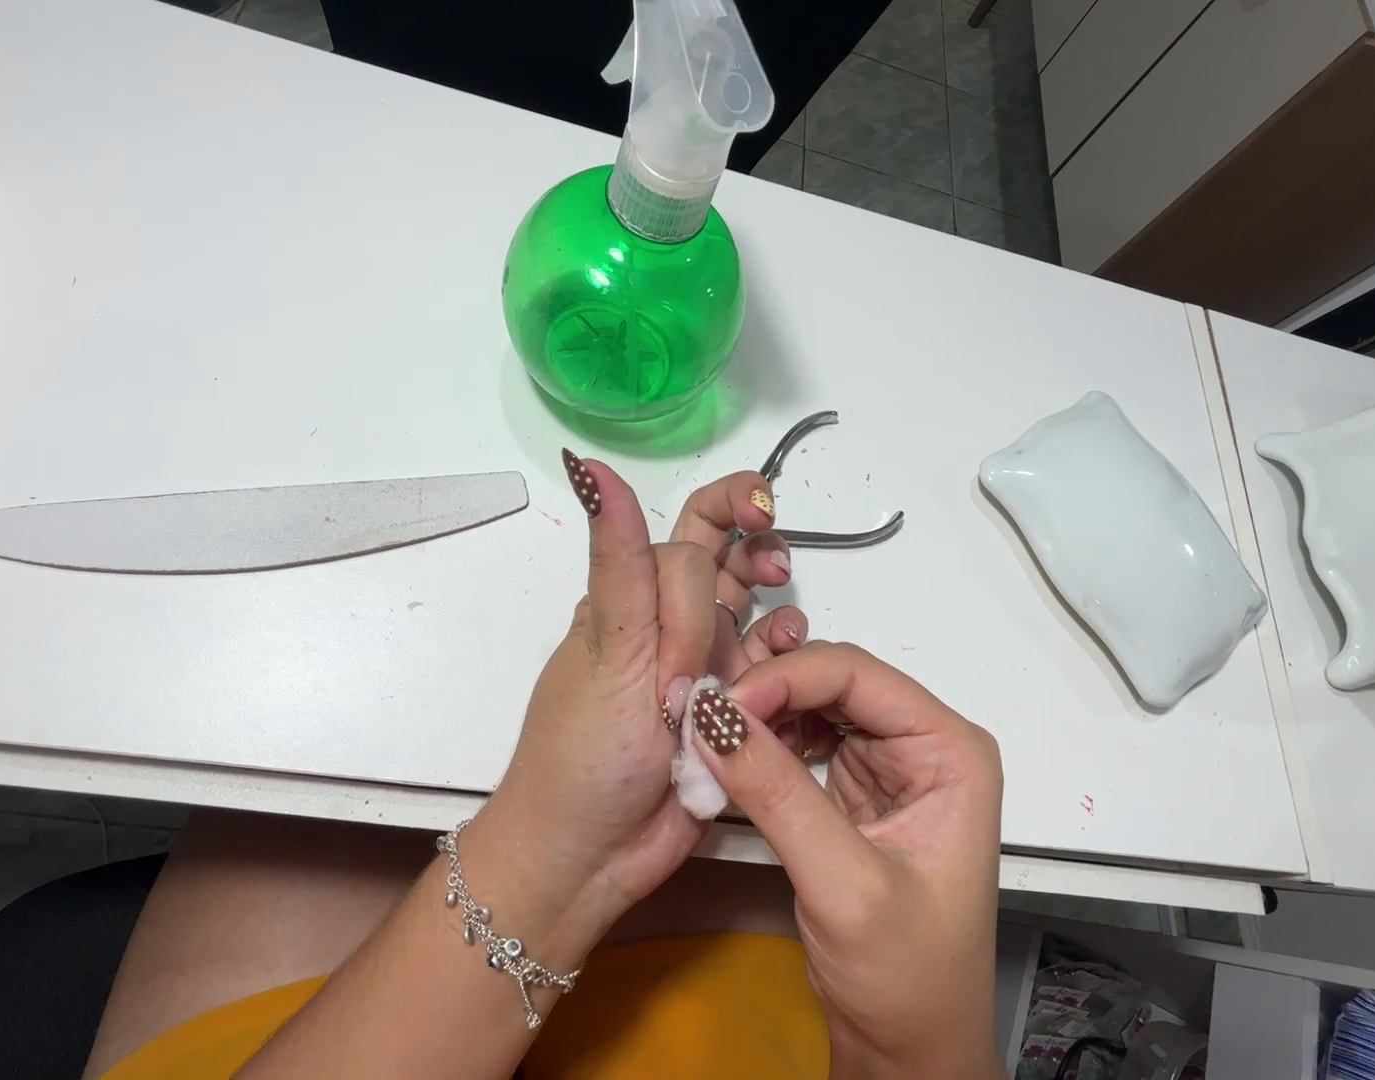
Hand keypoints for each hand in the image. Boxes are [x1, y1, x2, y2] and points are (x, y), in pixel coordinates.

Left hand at [469, 455, 807, 946]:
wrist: (590, 854)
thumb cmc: (585, 749)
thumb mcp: (609, 647)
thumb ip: (620, 559)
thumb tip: (589, 465)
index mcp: (637, 598)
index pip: (693, 530)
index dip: (730, 507)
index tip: (763, 508)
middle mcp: (672, 624)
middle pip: (728, 560)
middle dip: (760, 552)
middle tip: (776, 570)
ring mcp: (703, 668)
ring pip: (755, 613)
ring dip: (778, 610)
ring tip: (783, 634)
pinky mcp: (730, 711)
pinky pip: (769, 671)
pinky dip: (786, 661)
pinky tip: (789, 668)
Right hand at [694, 644, 1006, 1078]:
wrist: (907, 1045)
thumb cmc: (904, 976)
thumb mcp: (843, 884)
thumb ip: (778, 793)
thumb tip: (711, 717)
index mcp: (948, 750)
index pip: (857, 674)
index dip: (786, 677)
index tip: (720, 707)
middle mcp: (922, 741)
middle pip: (834, 677)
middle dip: (768, 689)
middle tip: (705, 718)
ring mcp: (886, 761)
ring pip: (812, 700)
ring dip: (760, 710)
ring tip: (711, 734)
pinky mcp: (851, 783)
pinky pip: (800, 734)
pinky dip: (762, 737)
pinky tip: (733, 753)